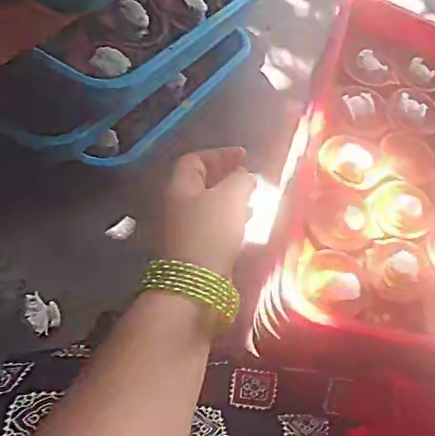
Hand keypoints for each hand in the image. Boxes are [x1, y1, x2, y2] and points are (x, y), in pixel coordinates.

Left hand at [160, 147, 256, 277]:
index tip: (243, 156)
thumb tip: (245, 177)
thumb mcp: (230, 197)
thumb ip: (241, 180)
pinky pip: (216, 225)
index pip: (195, 160)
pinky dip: (233, 219)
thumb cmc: (211, 231)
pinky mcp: (199, 247)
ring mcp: (188, 227)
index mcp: (181, 187)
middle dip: (228, 177)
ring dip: (233, 199)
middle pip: (203, 182)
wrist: (197, 281)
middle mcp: (180, 204)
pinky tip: (248, 224)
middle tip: (250, 178)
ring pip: (211, 204)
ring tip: (254, 199)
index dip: (219, 154)